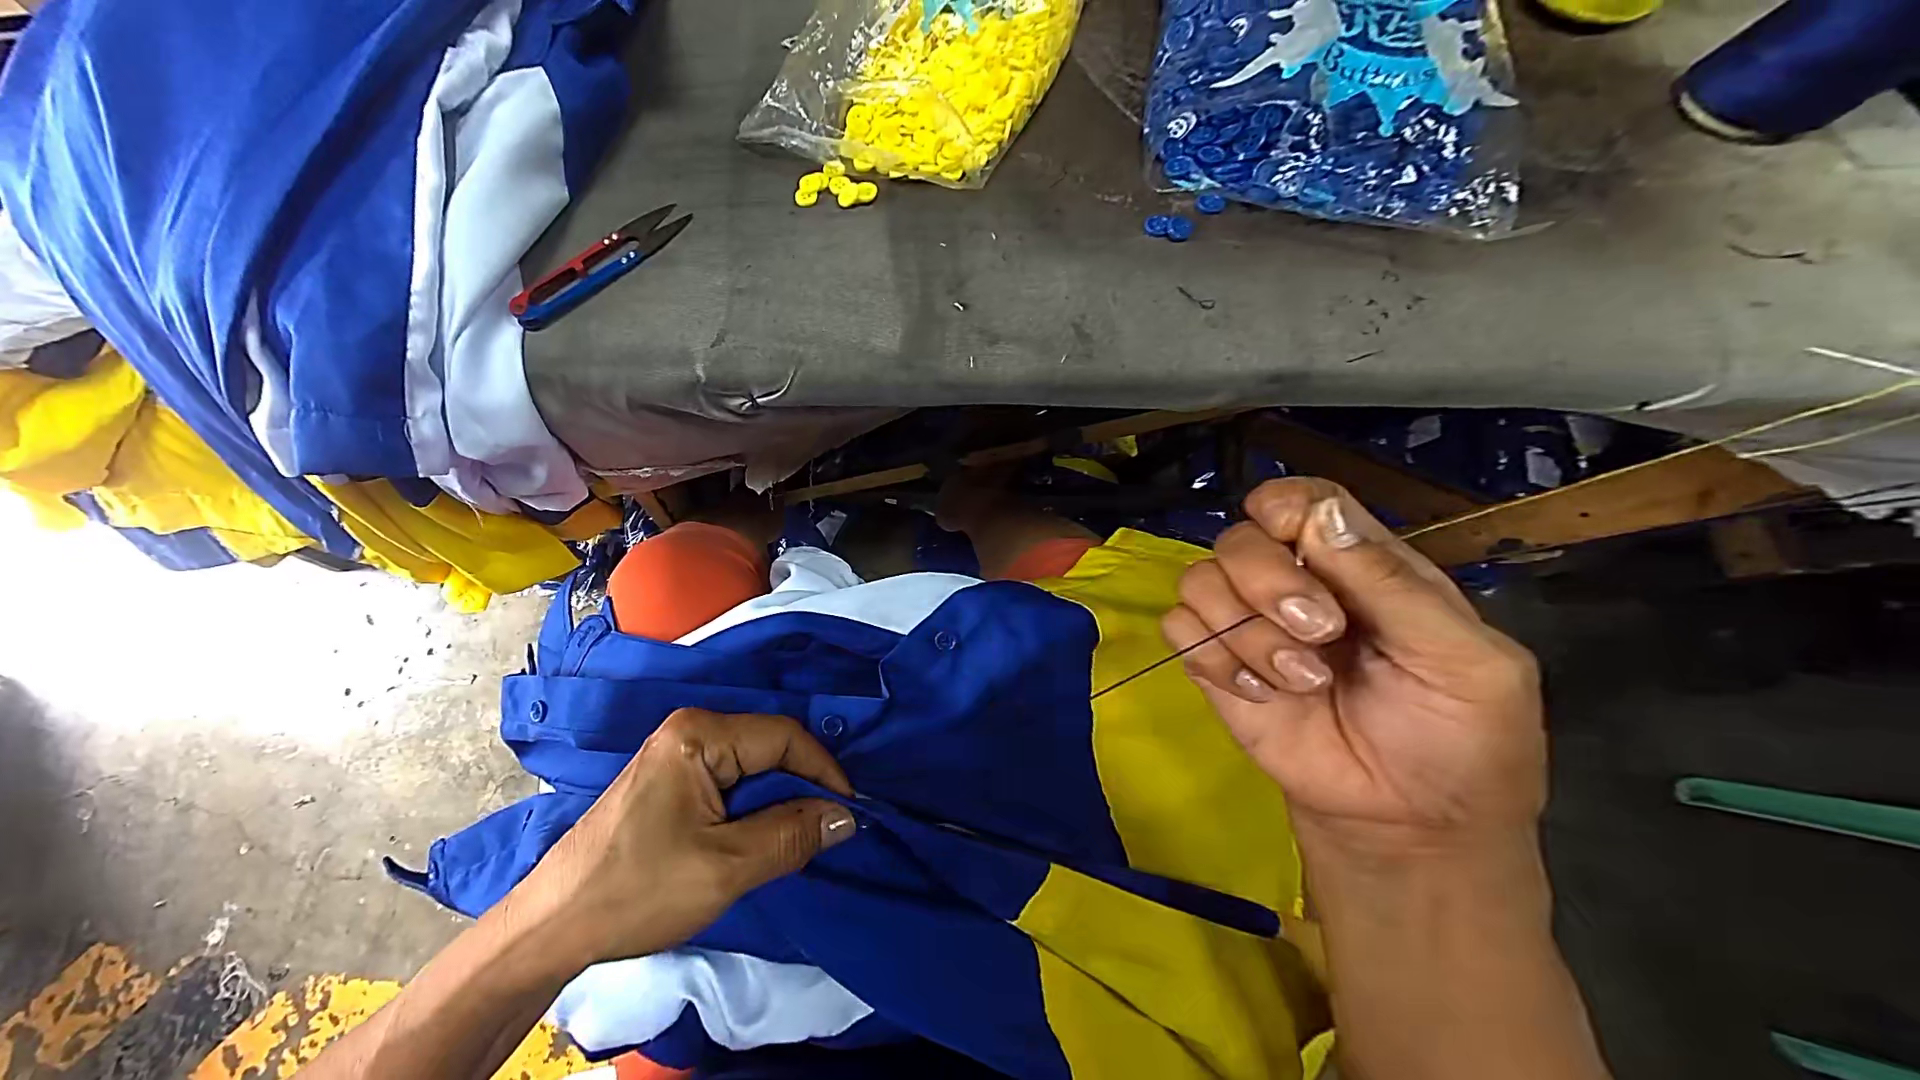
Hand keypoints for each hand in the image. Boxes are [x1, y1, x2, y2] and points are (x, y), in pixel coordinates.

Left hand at [501, 708, 856, 966]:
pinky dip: (754, 806)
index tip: (849, 812)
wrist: (552, 926)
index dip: (824, 772)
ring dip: (779, 800)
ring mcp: (677, 753)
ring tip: (796, 837)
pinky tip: (761, 835)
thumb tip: (847, 817)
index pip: (785, 737)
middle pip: (769, 748)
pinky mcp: (671, 779)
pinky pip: (731, 780)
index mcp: (700, 734)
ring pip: (752, 767)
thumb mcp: (727, 867)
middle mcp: (690, 730)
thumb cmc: (636, 890)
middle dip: (802, 787)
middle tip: (825, 829)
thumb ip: (792, 835)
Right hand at [1162, 479, 1544, 859]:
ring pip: (1199, 580)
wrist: (1407, 825)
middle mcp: (1296, 583)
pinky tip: (1256, 694)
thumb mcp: (1463, 659)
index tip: (1285, 531)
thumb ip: (1392, 583)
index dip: (1284, 503)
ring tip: (1298, 682)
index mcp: (1361, 565)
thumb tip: (1321, 512)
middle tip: (1319, 633)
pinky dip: (1211, 657)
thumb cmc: (1460, 739)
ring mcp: (1249, 625)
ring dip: (1243, 631)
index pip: (1305, 500)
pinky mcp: (1216, 666)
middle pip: (1240, 536)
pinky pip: (1178, 628)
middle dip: (1268, 580)